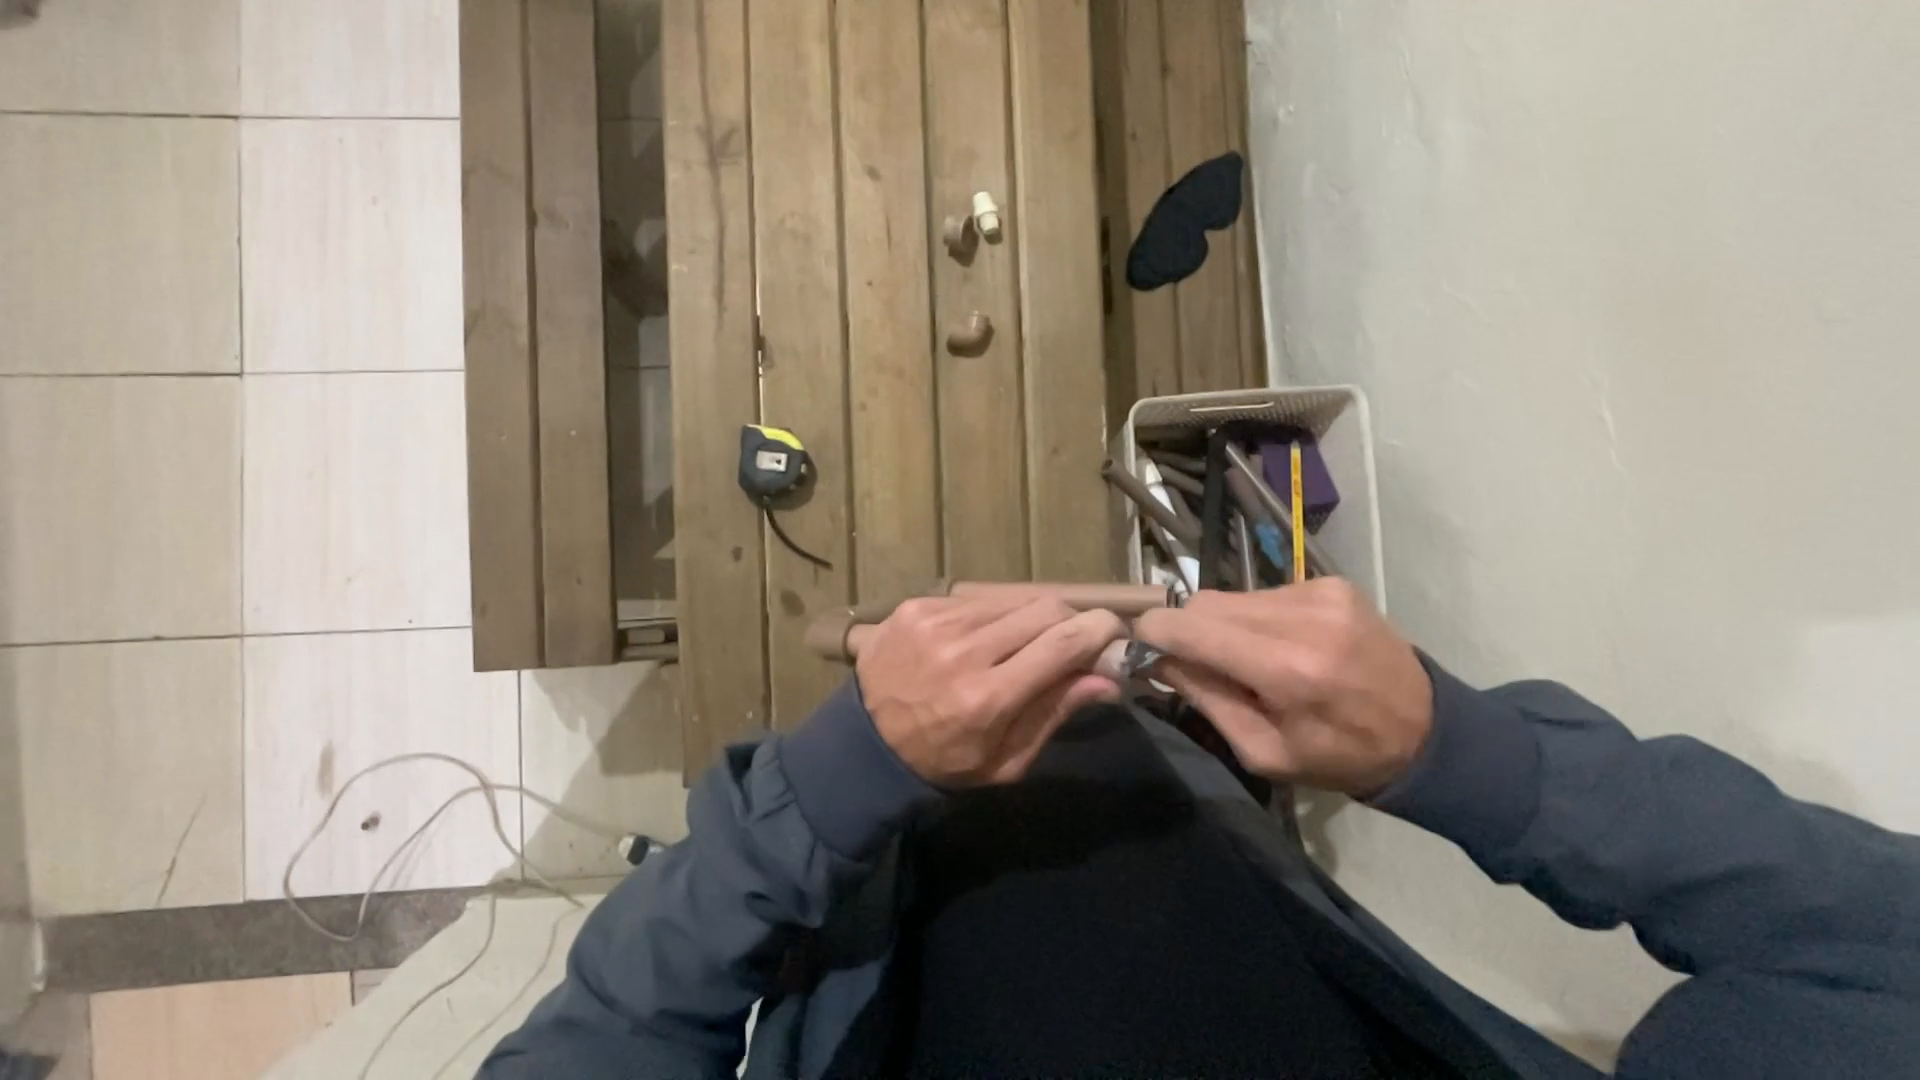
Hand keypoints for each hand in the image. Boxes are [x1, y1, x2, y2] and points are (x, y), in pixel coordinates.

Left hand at [856, 596, 1126, 788]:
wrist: (865, 744)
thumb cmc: (945, 761)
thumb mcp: (1005, 760)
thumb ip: (1054, 714)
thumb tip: (1108, 679)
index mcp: (988, 698)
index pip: (1062, 643)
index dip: (1099, 631)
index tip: (1114, 633)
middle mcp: (962, 651)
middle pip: (1044, 610)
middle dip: (1070, 621)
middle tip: (1073, 641)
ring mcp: (935, 623)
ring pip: (1012, 598)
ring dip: (1031, 617)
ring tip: (1024, 642)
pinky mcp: (915, 607)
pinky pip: (976, 599)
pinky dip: (993, 615)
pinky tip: (983, 638)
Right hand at [1134, 579, 1432, 797]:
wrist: (1428, 732)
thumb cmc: (1340, 756)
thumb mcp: (1263, 751)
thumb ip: (1205, 698)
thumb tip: (1156, 657)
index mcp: (1286, 669)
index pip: (1189, 626)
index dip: (1154, 634)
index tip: (1143, 651)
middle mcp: (1302, 617)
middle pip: (1204, 603)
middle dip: (1188, 631)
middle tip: (1197, 665)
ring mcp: (1320, 592)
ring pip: (1231, 595)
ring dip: (1223, 625)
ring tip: (1249, 660)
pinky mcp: (1332, 583)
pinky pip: (1264, 593)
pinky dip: (1256, 618)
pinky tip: (1282, 645)